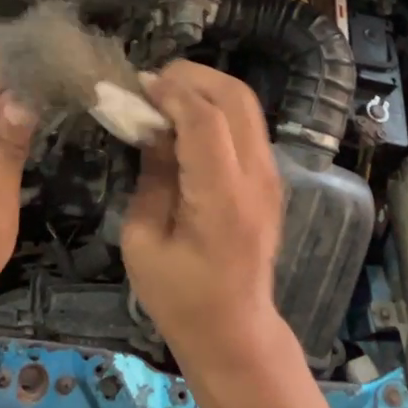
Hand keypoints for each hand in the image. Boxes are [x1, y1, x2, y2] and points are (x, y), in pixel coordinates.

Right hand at [120, 61, 284, 364]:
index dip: (171, 93)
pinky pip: (246, 121)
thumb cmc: (179, 296)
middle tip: (151, 85)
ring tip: (164, 96)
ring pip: (245, 102)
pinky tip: (184, 118)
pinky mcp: (269, 175)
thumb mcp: (142, 241)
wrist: (234, 330)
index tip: (137, 87)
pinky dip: (215, 105)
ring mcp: (270, 174)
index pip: (206, 121)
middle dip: (190, 77)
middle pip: (235, 97)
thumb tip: (150, 125)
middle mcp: (256, 178)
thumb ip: (151, 176)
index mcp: (223, 200)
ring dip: (204, 87)